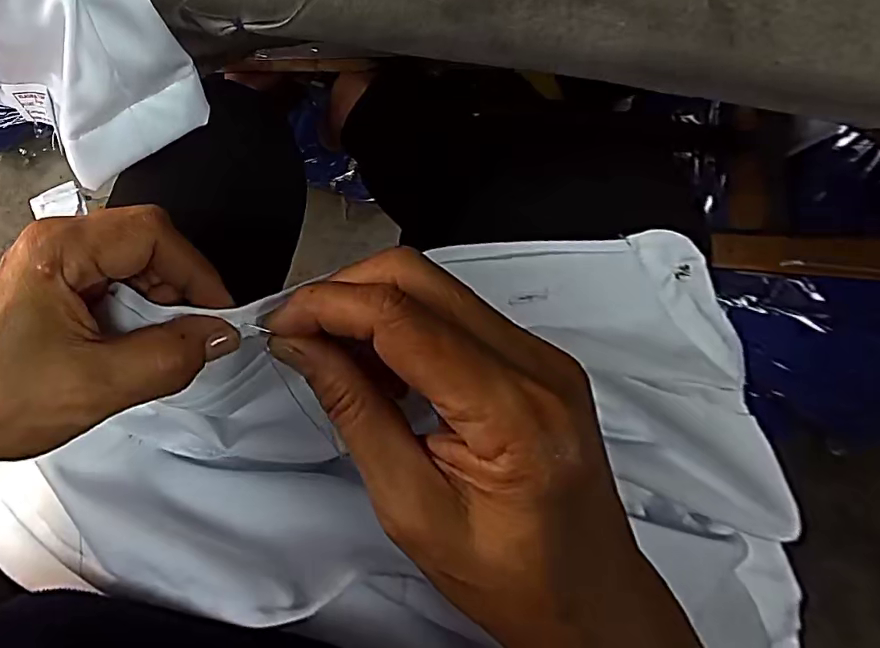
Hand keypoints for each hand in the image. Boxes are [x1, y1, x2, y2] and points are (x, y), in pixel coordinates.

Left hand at [0, 206, 239, 477]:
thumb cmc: (0, 404)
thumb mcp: (96, 386)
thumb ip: (168, 357)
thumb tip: (220, 335)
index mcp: (59, 247)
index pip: (151, 233)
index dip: (194, 271)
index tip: (219, 315)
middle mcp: (55, 238)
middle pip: (143, 241)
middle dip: (175, 288)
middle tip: (190, 335)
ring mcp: (51, 256)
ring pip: (131, 260)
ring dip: (156, 301)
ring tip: (159, 345)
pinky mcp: (52, 278)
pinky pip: (112, 278)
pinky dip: (134, 308)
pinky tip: (131, 342)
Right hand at [266, 248, 698, 647]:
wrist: (593, 603)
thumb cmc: (518, 581)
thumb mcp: (413, 510)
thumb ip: (354, 412)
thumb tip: (304, 346)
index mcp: (513, 412)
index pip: (401, 317)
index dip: (329, 305)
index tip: (286, 319)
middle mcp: (535, 364)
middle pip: (416, 276)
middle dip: (344, 289)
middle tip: (301, 327)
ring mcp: (538, 352)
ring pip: (430, 282)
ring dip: (368, 301)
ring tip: (333, 350)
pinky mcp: (530, 352)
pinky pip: (449, 307)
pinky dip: (398, 319)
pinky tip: (377, 360)